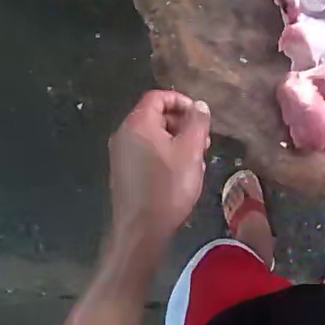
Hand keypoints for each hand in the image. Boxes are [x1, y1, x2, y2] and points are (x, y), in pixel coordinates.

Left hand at [108, 90, 210, 248]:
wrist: (142, 228)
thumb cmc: (169, 185)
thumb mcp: (191, 150)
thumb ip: (197, 122)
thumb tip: (199, 105)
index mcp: (138, 124)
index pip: (157, 97)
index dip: (181, 101)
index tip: (201, 115)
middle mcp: (124, 134)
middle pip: (155, 115)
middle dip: (182, 122)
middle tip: (203, 139)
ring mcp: (121, 153)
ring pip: (153, 134)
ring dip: (177, 138)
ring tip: (197, 157)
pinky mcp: (125, 170)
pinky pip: (147, 150)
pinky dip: (166, 151)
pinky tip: (181, 170)